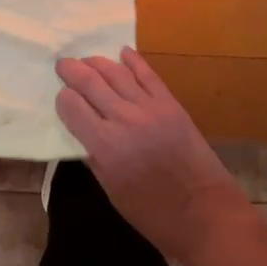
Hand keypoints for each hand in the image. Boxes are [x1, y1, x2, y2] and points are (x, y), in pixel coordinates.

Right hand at [55, 46, 257, 265]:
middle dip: (72, 70)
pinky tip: (122, 52)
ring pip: (116, 72)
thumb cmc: (153, 213)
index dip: (63, 99)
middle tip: (63, 64)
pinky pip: (147, 74)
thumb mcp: (112, 192)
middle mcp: (124, 119)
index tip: (61, 98)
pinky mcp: (170, 103)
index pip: (72, 106)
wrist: (204, 212)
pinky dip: (133, 60)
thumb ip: (93, 158)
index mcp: (105, 146)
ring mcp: (149, 107)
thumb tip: (80, 133)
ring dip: (97, 62)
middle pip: (90, 82)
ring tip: (87, 60)